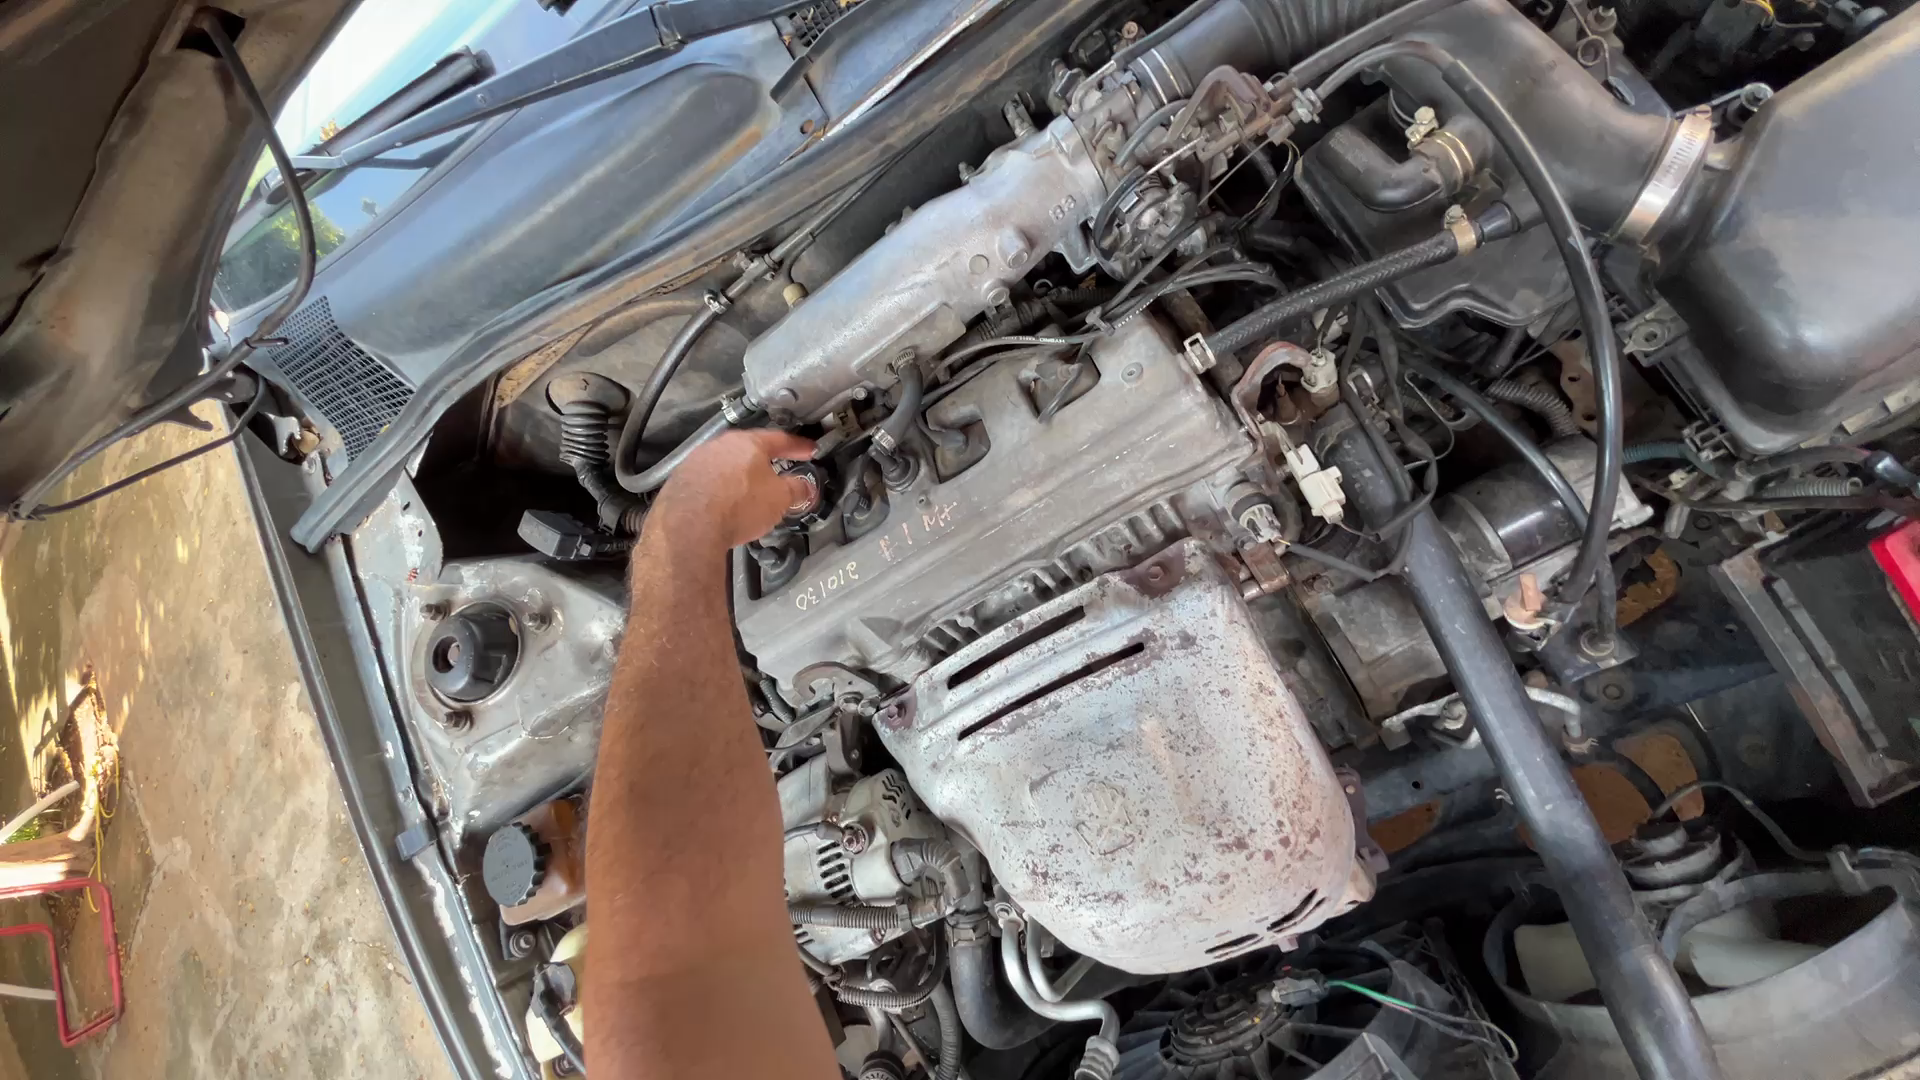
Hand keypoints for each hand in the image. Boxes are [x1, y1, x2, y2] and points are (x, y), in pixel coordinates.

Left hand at [651, 429, 816, 549]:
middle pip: (750, 450)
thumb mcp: (780, 499)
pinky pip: (709, 481)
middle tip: (780, 471)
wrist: (690, 526)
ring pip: (727, 465)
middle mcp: (720, 445)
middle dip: (767, 461)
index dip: (798, 446)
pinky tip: (727, 506)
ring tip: (752, 494)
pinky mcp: (681, 480)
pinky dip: (722, 489)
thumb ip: (797, 489)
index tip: (808, 450)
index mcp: (748, 443)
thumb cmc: (738, 506)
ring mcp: (697, 461)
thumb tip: (805, 487)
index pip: (780, 439)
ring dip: (742, 476)